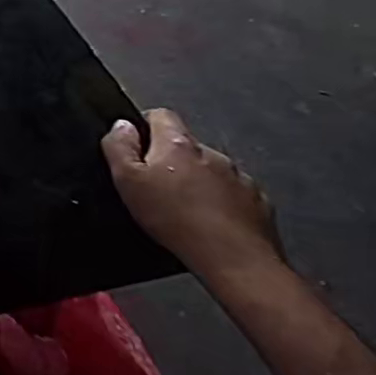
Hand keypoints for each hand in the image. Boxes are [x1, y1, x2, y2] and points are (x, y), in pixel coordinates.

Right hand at [102, 108, 283, 279]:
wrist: (234, 260)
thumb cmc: (177, 221)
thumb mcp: (127, 181)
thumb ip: (119, 146)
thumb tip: (121, 126)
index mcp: (177, 144)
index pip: (160, 115)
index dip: (145, 126)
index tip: (137, 146)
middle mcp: (211, 154)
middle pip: (185, 145)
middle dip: (171, 160)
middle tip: (156, 188)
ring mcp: (237, 177)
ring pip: (209, 170)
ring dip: (197, 181)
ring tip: (183, 210)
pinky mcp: (256, 201)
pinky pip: (233, 193)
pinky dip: (221, 202)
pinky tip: (209, 223)